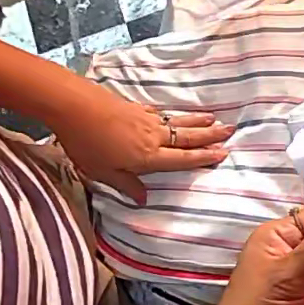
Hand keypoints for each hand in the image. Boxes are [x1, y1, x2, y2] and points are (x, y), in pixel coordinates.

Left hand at [47, 84, 230, 203]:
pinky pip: (161, 114)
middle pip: (186, 137)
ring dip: (196, 121)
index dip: (204, 157)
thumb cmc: (86, 144)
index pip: (183, 159)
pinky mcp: (134, 108)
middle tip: (230, 131)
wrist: (73, 105)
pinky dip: (173, 115)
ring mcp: (144, 120)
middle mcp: (152, 136)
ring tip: (213, 119)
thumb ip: (126, 185)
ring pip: (177, 122)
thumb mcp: (103, 173)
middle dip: (210, 135)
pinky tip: (175, 115)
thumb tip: (144, 199)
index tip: (223, 153)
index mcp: (148, 156)